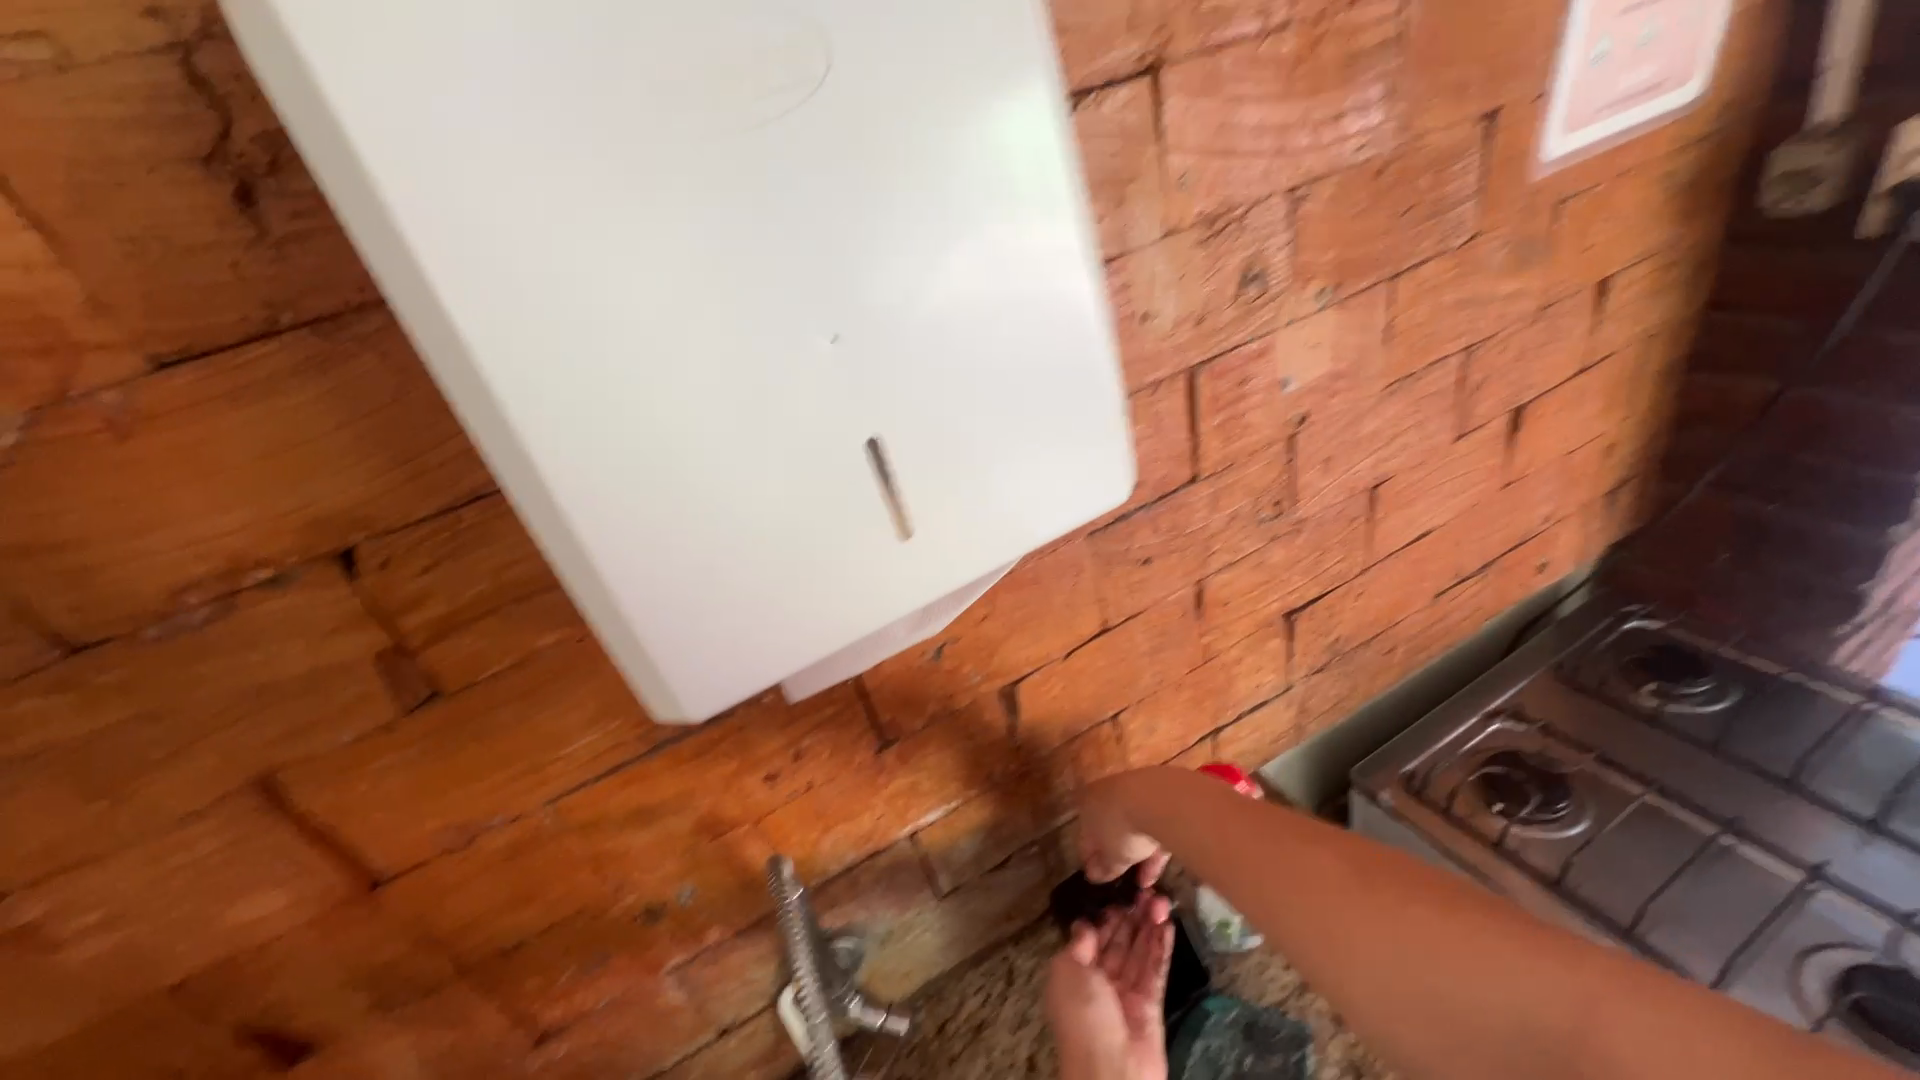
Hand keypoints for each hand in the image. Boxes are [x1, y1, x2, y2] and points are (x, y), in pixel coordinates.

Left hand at [1045, 894, 1174, 1079]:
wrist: (1111, 1071)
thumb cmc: (1082, 1018)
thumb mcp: (1068, 974)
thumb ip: (1078, 946)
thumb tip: (1085, 924)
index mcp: (1075, 975)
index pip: (1093, 939)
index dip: (1106, 917)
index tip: (1120, 893)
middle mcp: (1101, 982)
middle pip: (1119, 943)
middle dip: (1130, 917)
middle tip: (1146, 890)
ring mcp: (1127, 994)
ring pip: (1139, 953)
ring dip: (1148, 926)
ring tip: (1160, 899)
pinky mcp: (1151, 1005)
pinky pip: (1156, 970)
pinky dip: (1161, 947)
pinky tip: (1167, 924)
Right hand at [1079, 773, 1168, 885]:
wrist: (1158, 799)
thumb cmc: (1121, 828)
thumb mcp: (1110, 857)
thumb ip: (1103, 867)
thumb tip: (1094, 875)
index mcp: (1087, 805)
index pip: (1085, 837)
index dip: (1091, 861)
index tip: (1099, 878)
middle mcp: (1107, 794)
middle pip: (1111, 829)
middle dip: (1118, 856)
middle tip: (1124, 878)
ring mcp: (1135, 792)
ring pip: (1134, 828)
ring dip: (1139, 854)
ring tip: (1146, 882)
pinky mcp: (1161, 797)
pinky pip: (1153, 826)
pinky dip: (1155, 846)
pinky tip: (1160, 867)